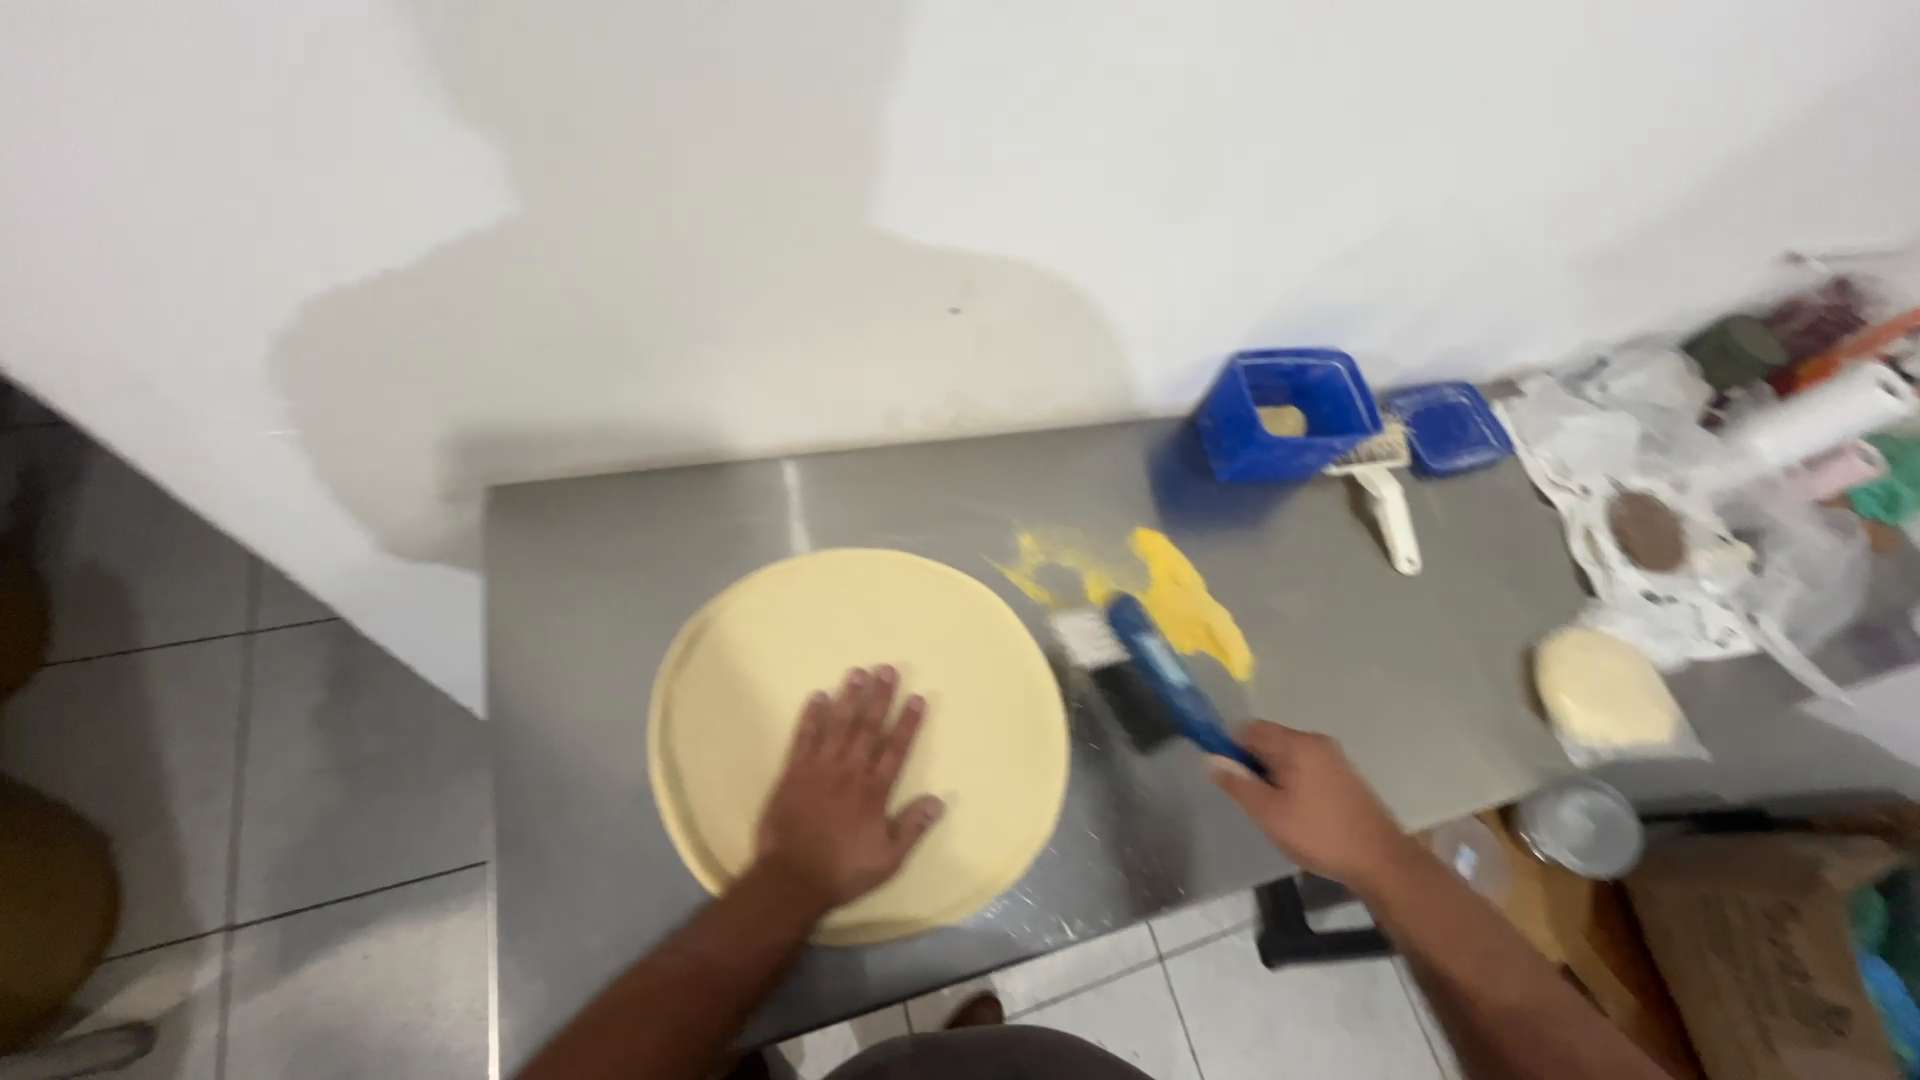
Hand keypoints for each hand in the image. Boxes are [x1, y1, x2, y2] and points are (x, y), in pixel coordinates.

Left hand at [753, 665, 944, 911]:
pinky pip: (803, 738)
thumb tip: (938, 800)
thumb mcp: (889, 859)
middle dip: (880, 697)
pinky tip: (817, 696)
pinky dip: (811, 716)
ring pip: (838, 726)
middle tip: (886, 669)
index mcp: (875, 791)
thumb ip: (913, 828)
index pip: (897, 749)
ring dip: (849, 698)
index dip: (908, 722)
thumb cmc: (843, 871)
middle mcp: (850, 772)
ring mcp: (819, 769)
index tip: (917, 697)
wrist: (791, 879)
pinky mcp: (793, 773)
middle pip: (868, 728)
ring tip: (857, 672)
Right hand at [1210, 721, 1422, 893]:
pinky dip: (1292, 778)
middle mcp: (1316, 742)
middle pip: (1270, 738)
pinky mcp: (1344, 773)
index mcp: (1296, 745)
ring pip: (1287, 753)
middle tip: (1253, 798)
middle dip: (1253, 762)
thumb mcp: (1268, 813)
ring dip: (1273, 772)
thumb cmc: (1318, 835)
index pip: (1249, 729)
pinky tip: (1297, 808)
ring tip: (1274, 807)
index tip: (1229, 777)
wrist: (1381, 861)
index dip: (1231, 748)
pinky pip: (1305, 764)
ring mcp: (1334, 756)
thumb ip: (1237, 783)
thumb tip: (1210, 759)